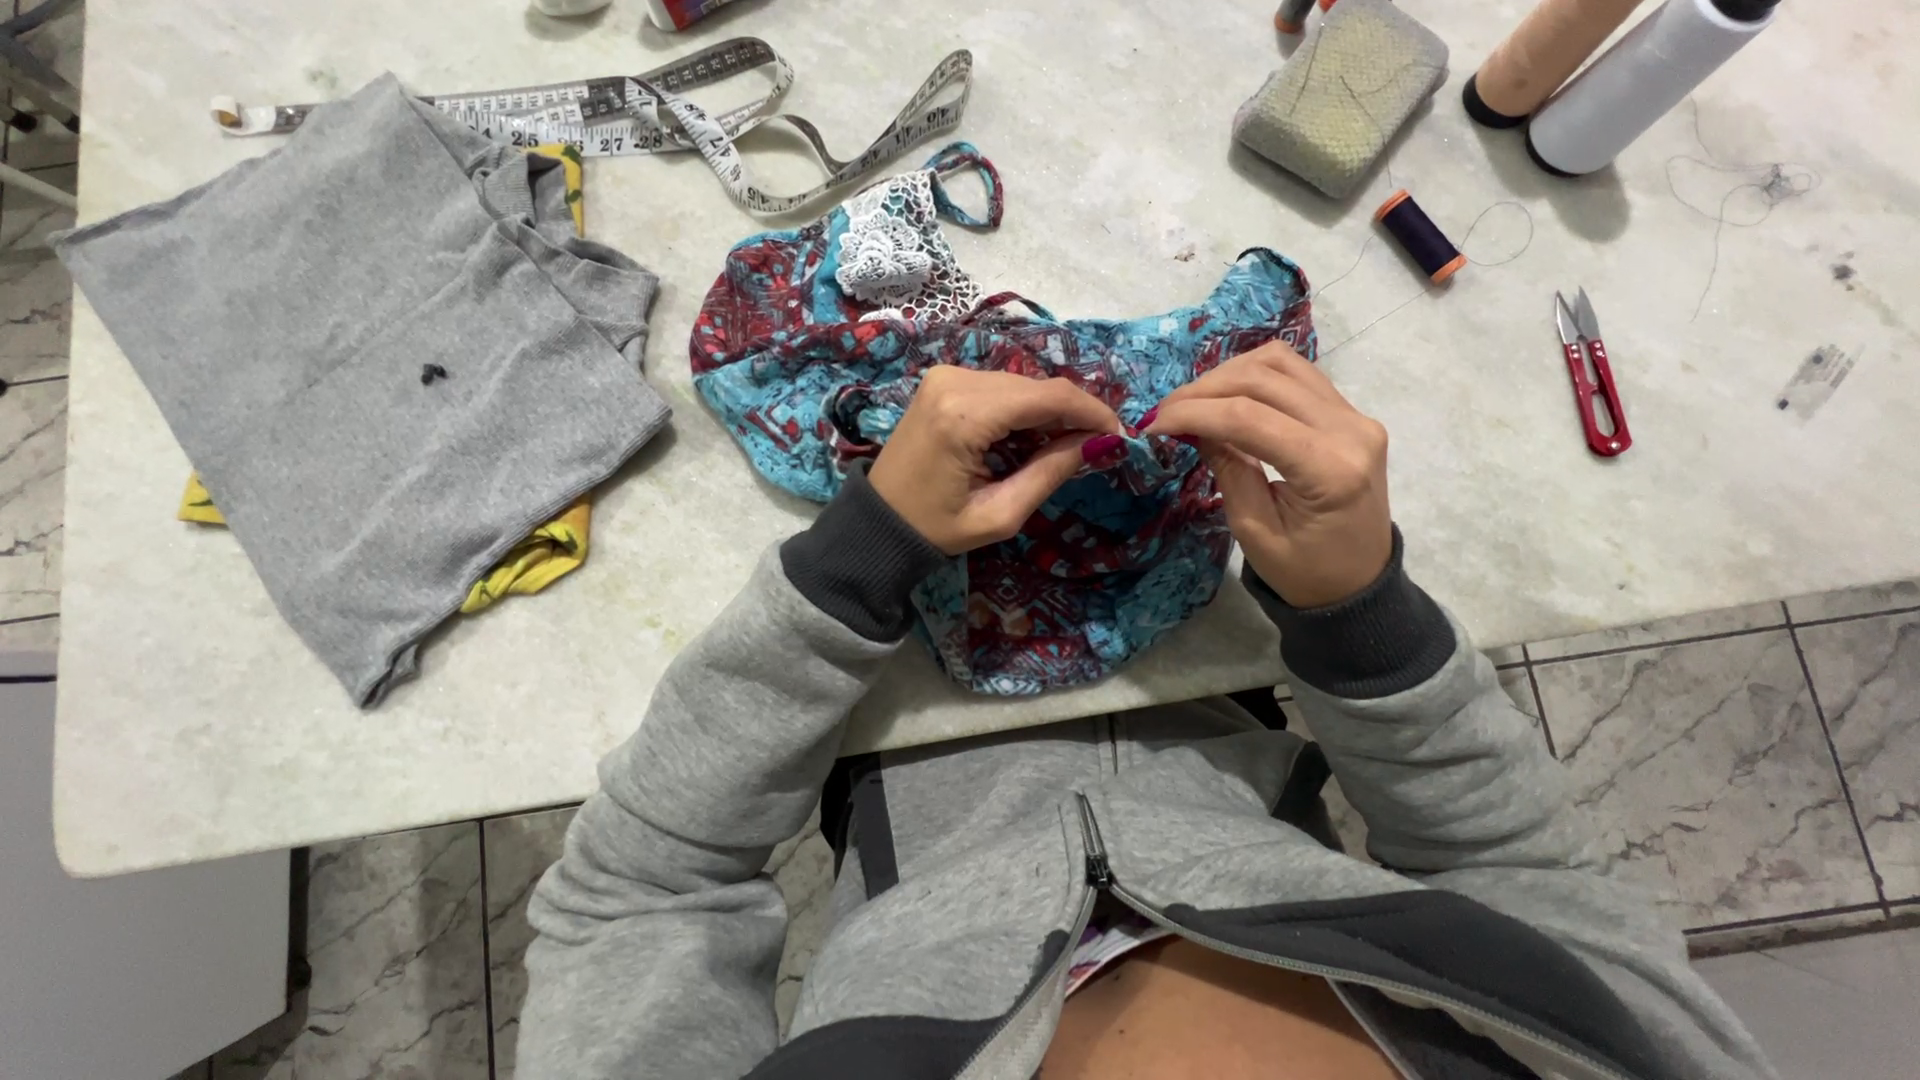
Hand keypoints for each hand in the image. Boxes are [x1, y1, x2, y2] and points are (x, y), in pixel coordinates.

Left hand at [867, 367, 1120, 554]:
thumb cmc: (936, 528)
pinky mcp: (942, 381)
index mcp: (964, 415)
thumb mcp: (1000, 513)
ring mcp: (945, 376)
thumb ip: (1051, 472)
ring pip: (1021, 384)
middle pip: (1037, 386)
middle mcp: (955, 381)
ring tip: (1066, 447)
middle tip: (1098, 446)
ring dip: (1049, 411)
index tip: (1121, 435)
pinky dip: (1024, 409)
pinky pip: (1000, 387)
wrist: (877, 522)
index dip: (1092, 412)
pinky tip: (1032, 438)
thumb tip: (1098, 442)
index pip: (1047, 397)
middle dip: (1073, 413)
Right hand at [1145, 343, 1391, 607]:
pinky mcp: (1349, 413)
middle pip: (1263, 379)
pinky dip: (1251, 376)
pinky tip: (1224, 397)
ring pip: (1279, 363)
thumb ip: (1228, 469)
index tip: (1153, 425)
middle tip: (1163, 414)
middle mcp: (1351, 430)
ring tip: (1192, 403)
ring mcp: (1355, 415)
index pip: (1250, 418)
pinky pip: (1295, 373)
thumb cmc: (1305, 572)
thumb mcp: (1254, 531)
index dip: (1194, 413)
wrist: (1359, 584)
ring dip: (1226, 375)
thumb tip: (1192, 425)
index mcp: (1330, 469)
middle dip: (1203, 391)